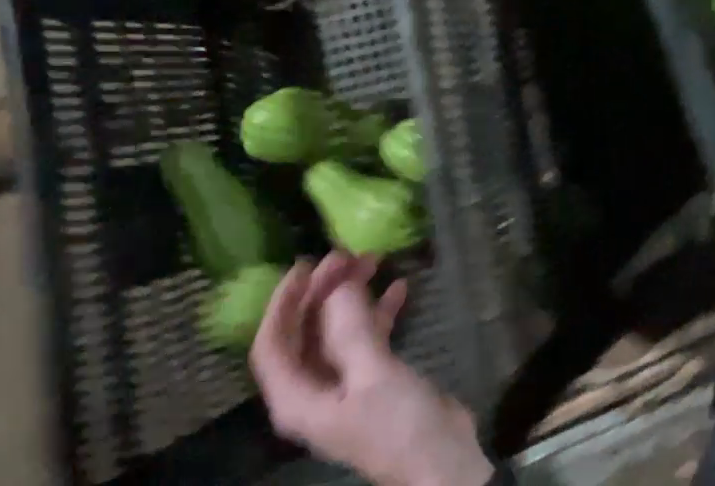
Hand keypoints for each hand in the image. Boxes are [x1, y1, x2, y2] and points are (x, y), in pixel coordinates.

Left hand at [249, 253, 494, 485]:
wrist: (441, 460)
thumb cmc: (398, 424)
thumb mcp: (373, 376)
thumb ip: (351, 330)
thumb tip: (337, 283)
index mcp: (298, 398)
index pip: (272, 344)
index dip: (283, 303)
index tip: (306, 265)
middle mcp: (314, 391)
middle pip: (305, 334)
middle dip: (322, 293)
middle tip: (348, 255)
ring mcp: (345, 386)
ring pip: (337, 333)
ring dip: (351, 298)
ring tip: (374, 261)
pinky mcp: (376, 382)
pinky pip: (367, 340)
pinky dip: (379, 313)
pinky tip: (399, 288)